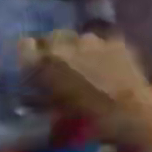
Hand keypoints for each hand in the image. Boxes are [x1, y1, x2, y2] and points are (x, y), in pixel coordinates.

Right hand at [18, 30, 151, 133]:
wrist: (125, 110)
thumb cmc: (85, 114)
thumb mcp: (52, 104)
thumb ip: (42, 87)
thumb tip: (40, 82)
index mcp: (40, 63)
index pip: (25, 44)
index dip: (34, 51)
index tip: (40, 58)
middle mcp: (62, 46)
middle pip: (55, 36)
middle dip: (59, 46)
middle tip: (68, 60)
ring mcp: (91, 41)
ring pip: (82, 37)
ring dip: (84, 46)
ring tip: (93, 60)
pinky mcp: (116, 41)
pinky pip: (107, 41)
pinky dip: (107, 49)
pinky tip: (114, 61)